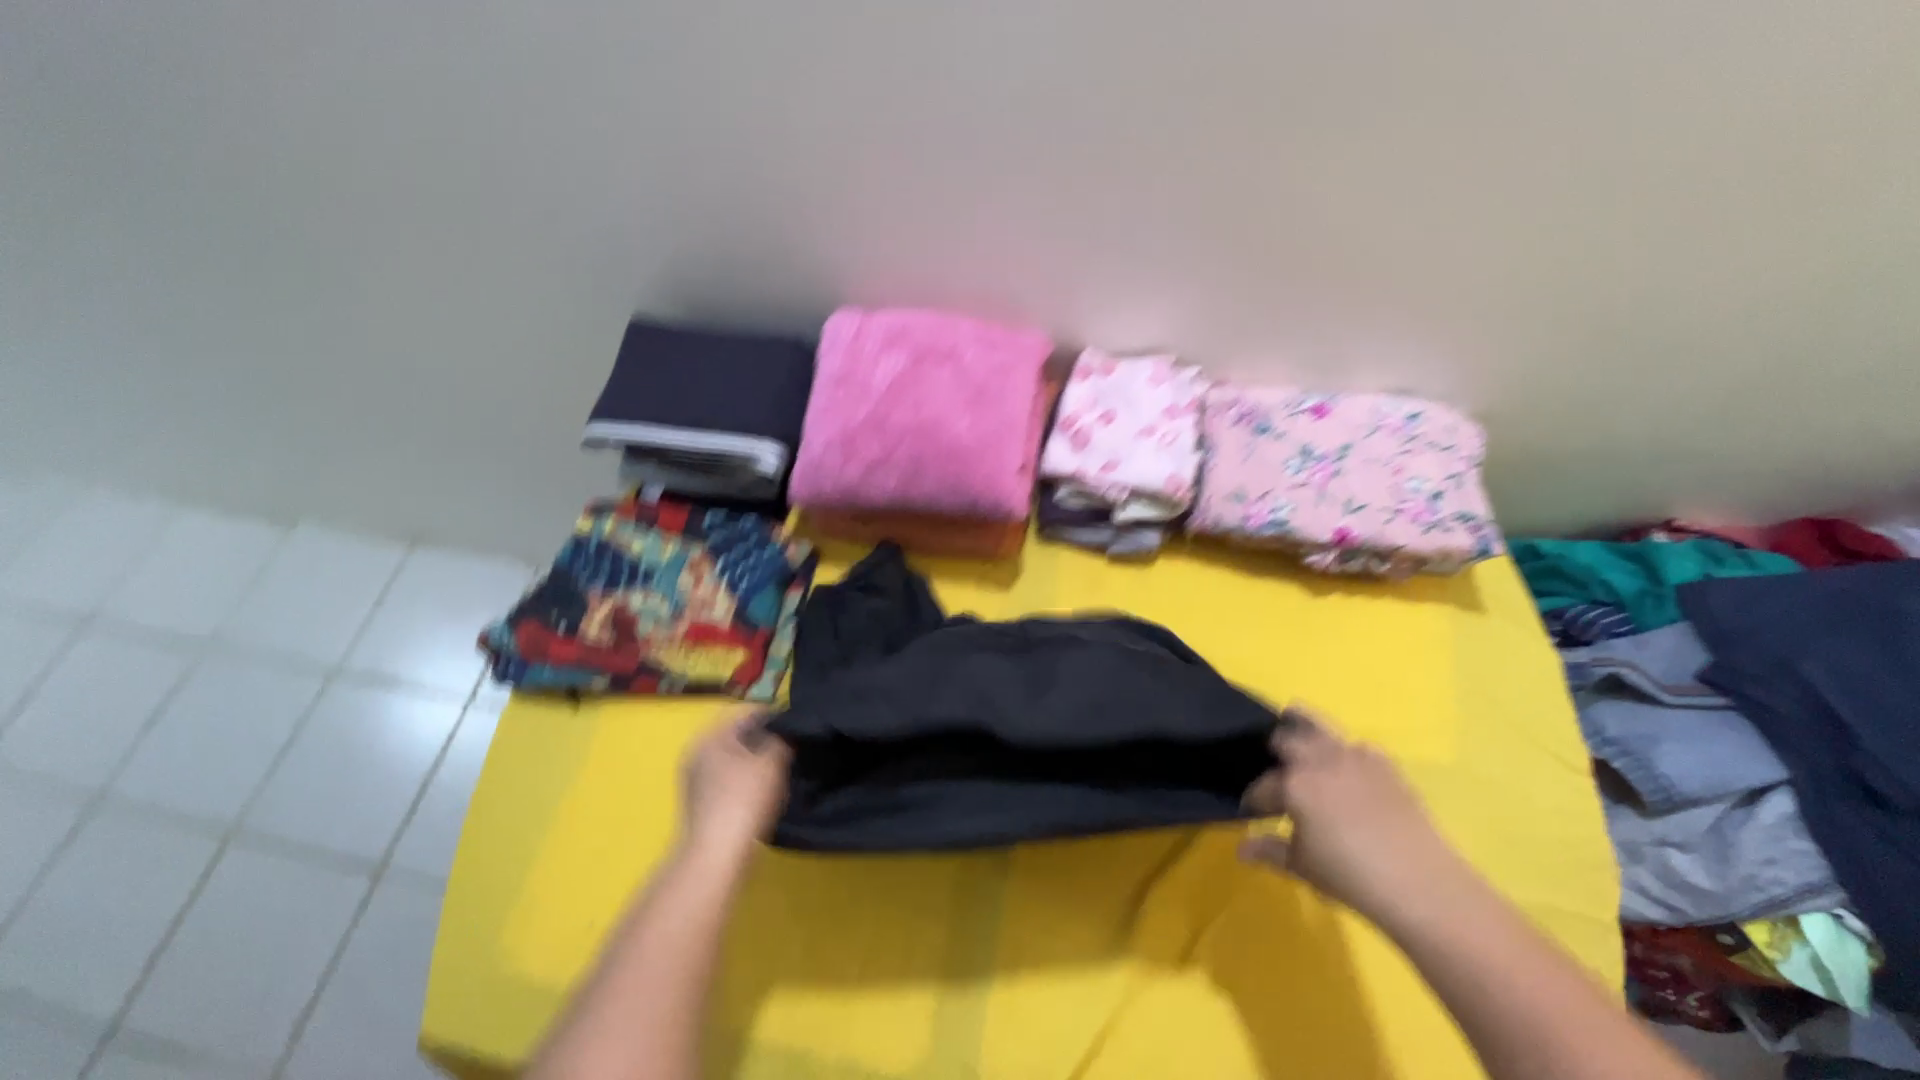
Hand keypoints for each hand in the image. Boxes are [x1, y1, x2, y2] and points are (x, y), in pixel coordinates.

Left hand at [678, 711, 792, 863]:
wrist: (717, 855)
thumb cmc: (743, 800)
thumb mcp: (771, 762)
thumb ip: (780, 740)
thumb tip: (784, 735)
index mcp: (709, 738)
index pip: (745, 715)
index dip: (774, 716)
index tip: (797, 725)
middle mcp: (698, 755)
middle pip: (739, 739)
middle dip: (766, 742)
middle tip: (793, 748)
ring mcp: (697, 782)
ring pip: (736, 762)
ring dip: (759, 764)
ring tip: (784, 771)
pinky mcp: (703, 805)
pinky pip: (732, 783)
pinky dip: (749, 784)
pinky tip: (768, 794)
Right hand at [1239, 706, 1468, 922]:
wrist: (1419, 882)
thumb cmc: (1349, 875)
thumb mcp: (1301, 865)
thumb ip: (1269, 850)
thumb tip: (1242, 849)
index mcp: (1295, 783)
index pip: (1264, 785)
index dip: (1255, 799)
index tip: (1253, 812)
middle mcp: (1322, 761)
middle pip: (1288, 739)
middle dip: (1275, 752)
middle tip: (1276, 773)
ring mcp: (1356, 758)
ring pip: (1321, 729)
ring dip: (1307, 738)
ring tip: (1304, 755)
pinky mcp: (1386, 766)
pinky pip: (1357, 747)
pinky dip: (1345, 754)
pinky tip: (1348, 773)